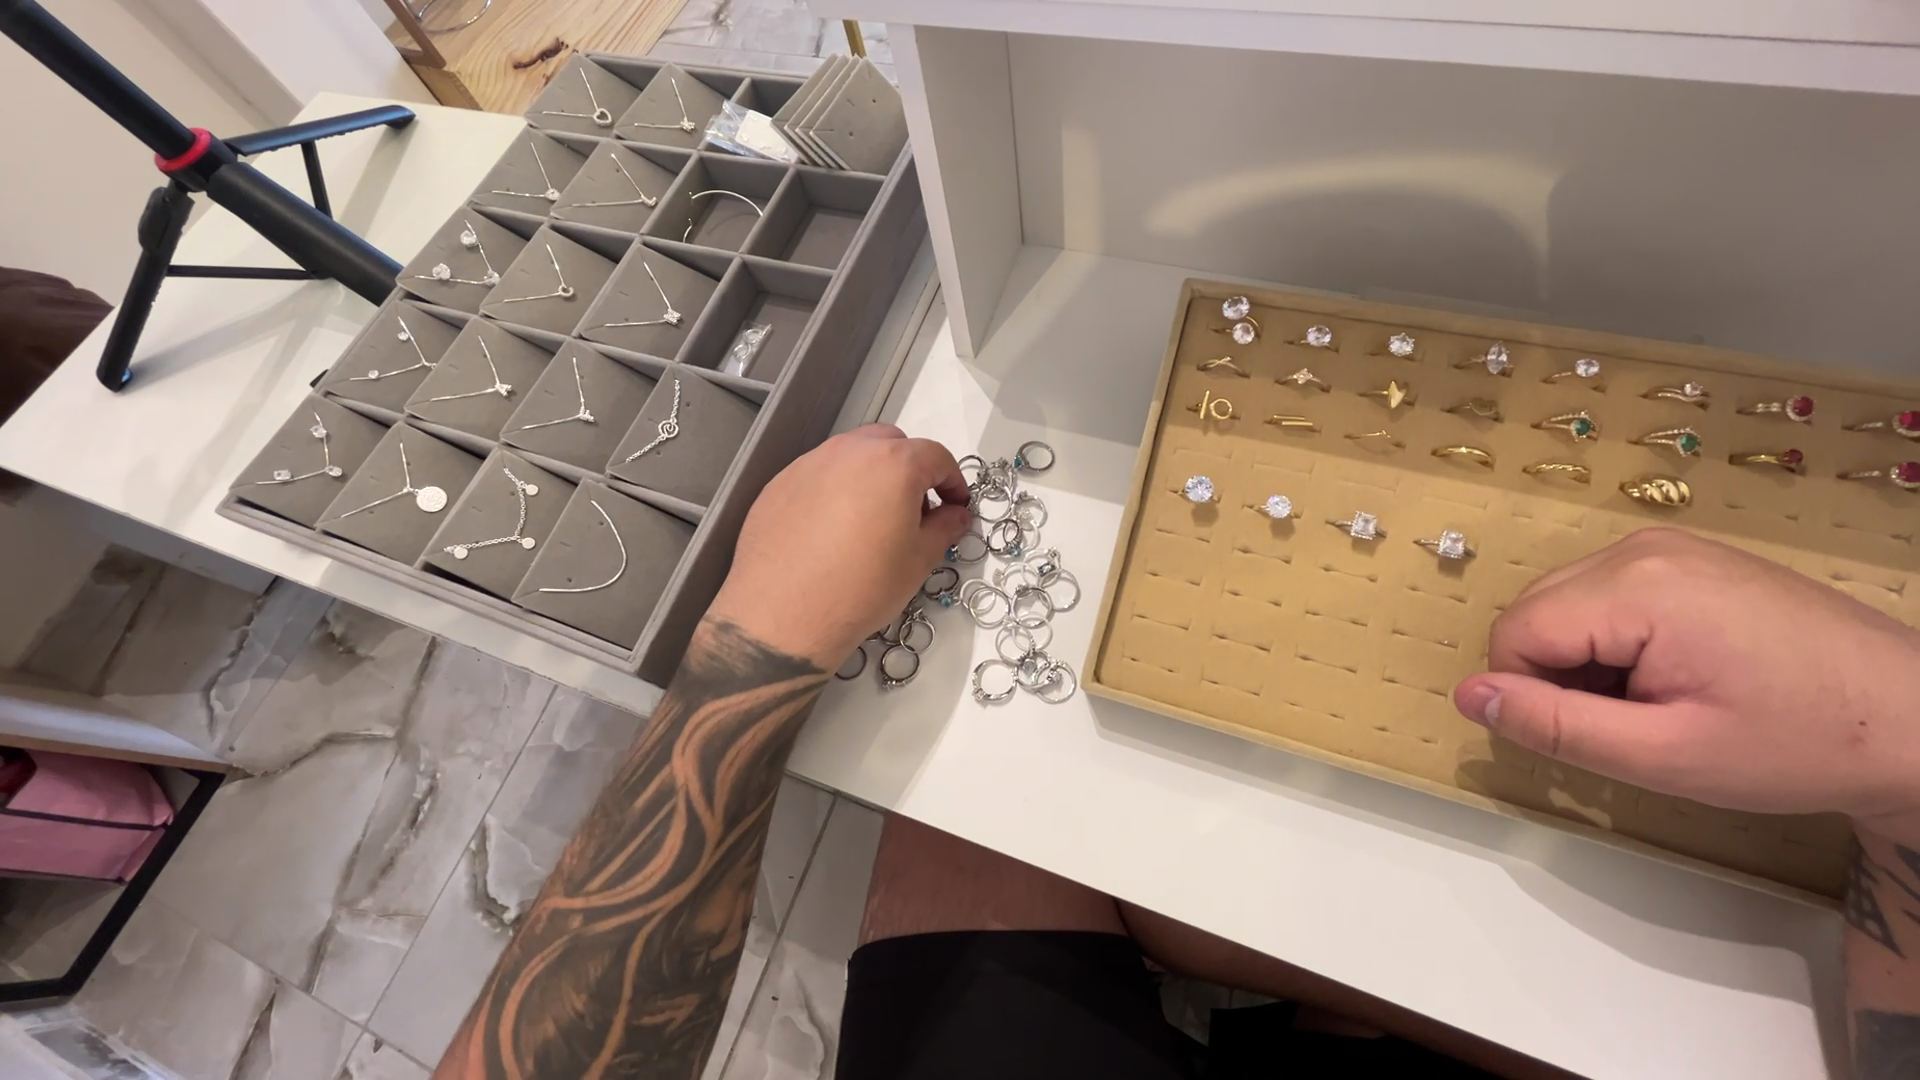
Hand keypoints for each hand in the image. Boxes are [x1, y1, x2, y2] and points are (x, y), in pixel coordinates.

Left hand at [706, 425, 971, 670]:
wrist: (783, 614)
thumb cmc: (863, 586)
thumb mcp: (918, 560)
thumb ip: (945, 527)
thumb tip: (955, 514)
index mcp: (893, 463)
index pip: (936, 456)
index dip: (953, 482)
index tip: (955, 508)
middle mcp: (850, 451)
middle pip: (891, 444)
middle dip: (910, 470)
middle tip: (913, 511)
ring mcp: (810, 463)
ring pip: (852, 456)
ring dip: (871, 477)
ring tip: (870, 521)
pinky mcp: (779, 483)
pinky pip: (819, 475)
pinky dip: (835, 490)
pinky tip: (831, 531)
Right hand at [1453, 527, 1919, 839]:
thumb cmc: (1797, 745)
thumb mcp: (1664, 756)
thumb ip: (1553, 726)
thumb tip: (1468, 696)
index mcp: (1634, 586)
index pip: (1515, 634)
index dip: (1531, 694)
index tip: (1597, 732)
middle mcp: (1638, 550)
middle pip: (1532, 613)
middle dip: (1555, 673)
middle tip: (1630, 719)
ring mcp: (1662, 546)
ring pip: (1558, 604)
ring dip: (1579, 657)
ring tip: (1653, 695)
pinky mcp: (1680, 556)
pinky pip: (1595, 593)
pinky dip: (1606, 638)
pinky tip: (1665, 668)